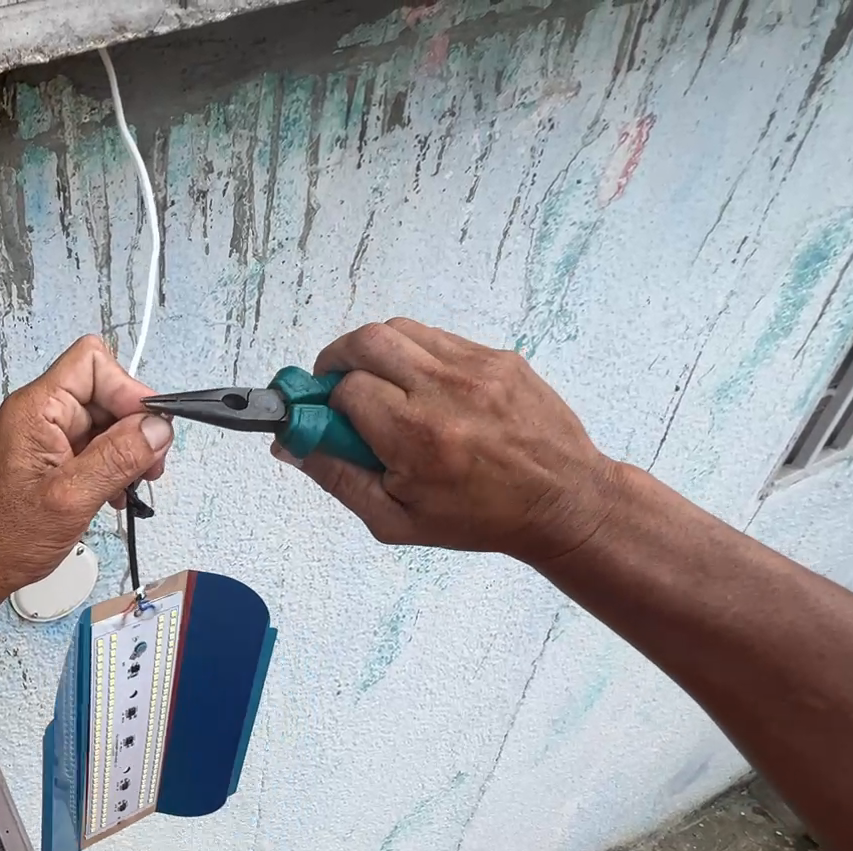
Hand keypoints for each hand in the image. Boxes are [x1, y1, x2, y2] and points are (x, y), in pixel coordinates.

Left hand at [0, 335, 172, 604]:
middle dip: (133, 427)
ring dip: (125, 452)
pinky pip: (90, 447)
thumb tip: (157, 428)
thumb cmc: (4, 538)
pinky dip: (110, 467)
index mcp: (35, 410)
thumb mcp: (72, 497)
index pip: (92, 364)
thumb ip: (118, 458)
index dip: (127, 391)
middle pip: (103, 393)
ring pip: (101, 423)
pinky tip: (114, 494)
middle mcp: (36, 415)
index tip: (148, 429)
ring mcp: (41, 437)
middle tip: (149, 467)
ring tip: (130, 486)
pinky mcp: (46, 459)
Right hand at [275, 319, 624, 564]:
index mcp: (415, 435)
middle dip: (337, 360)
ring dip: (372, 352)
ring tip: (376, 385)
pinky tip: (418, 389)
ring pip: (399, 330)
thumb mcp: (391, 518)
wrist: (563, 501)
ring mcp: (477, 367)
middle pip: (366, 341)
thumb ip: (335, 477)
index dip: (327, 403)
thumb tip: (289, 445)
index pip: (346, 388)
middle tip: (334, 386)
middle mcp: (444, 390)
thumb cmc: (475, 518)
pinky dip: (411, 356)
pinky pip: (436, 338)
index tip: (327, 420)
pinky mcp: (498, 357)